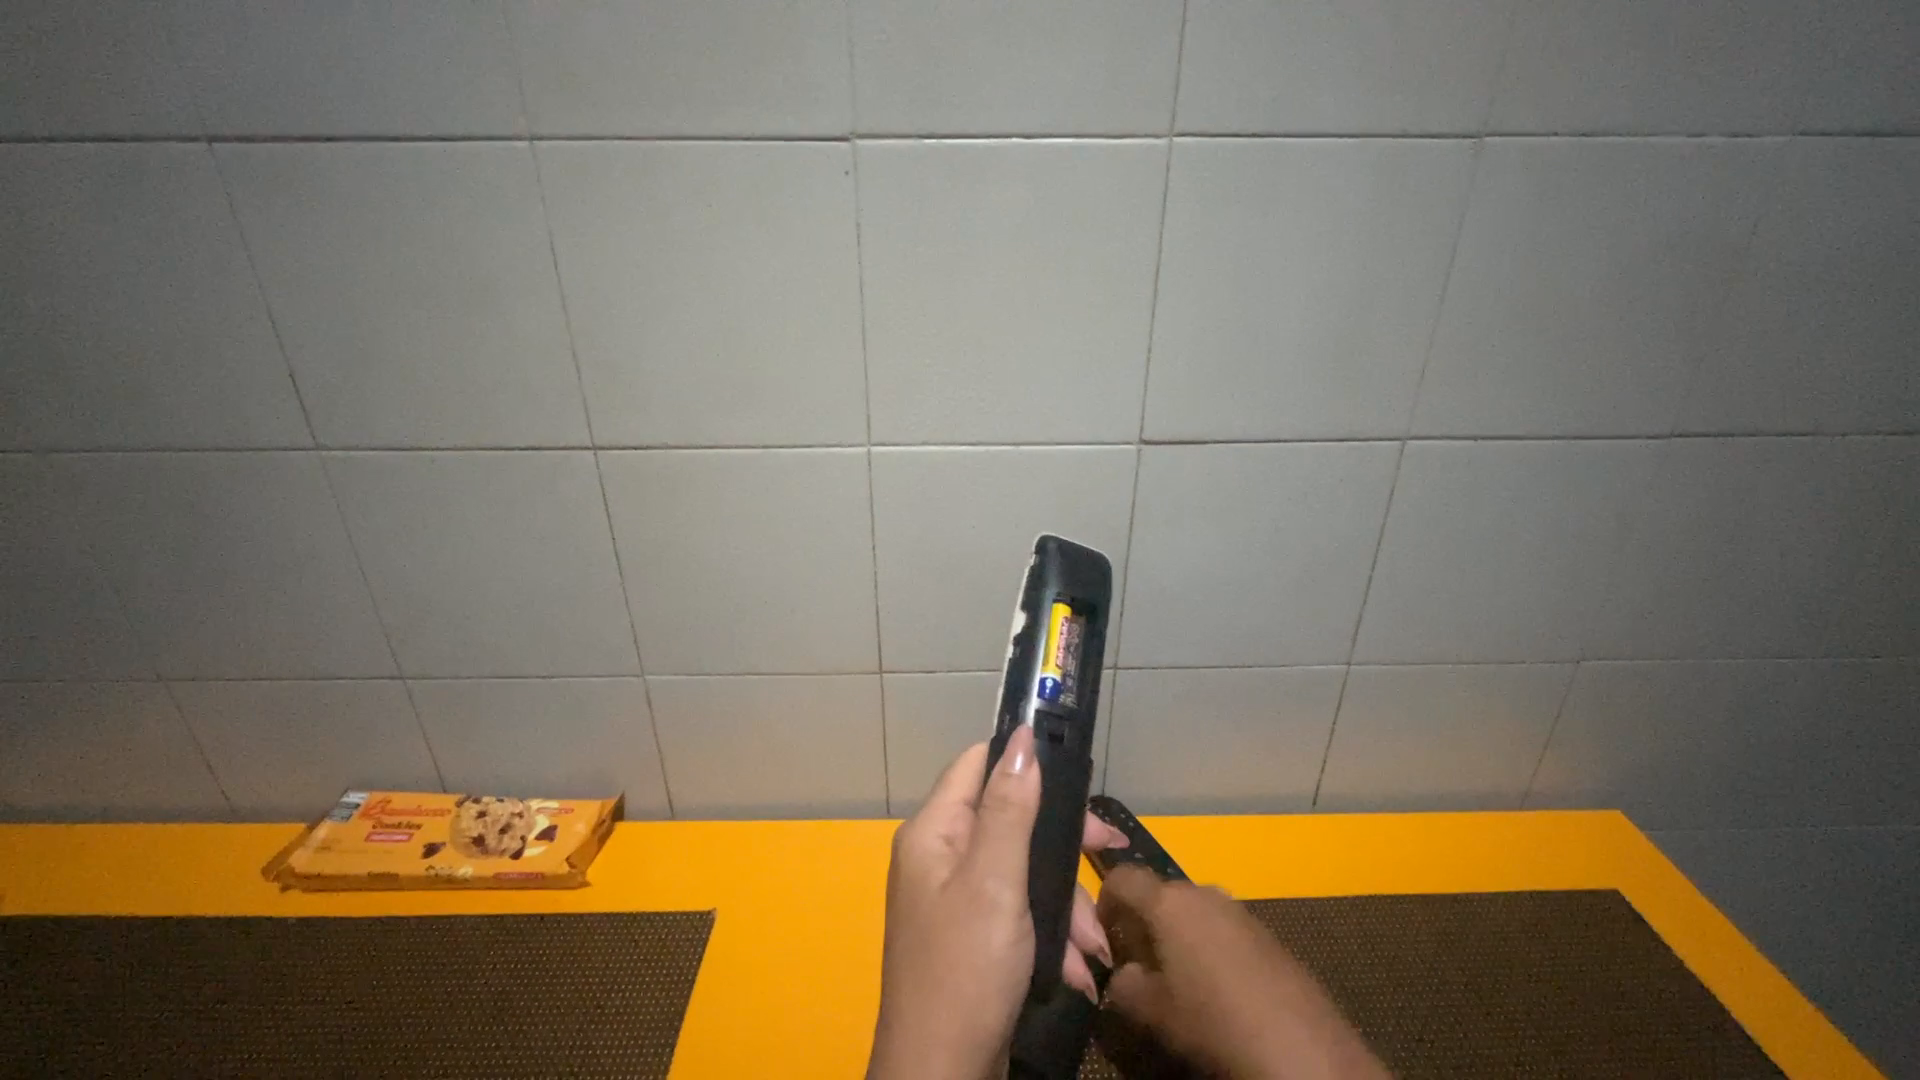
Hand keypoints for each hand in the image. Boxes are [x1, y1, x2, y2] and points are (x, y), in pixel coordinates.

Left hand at [867, 727, 1127, 1079]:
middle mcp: (941, 856)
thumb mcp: (994, 881)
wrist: (942, 1073)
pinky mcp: (975, 935)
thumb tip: (1022, 737)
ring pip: (1024, 870)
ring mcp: (957, 898)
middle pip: (1010, 819)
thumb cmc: (966, 967)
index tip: (1077, 778)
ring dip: (1065, 903)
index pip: (978, 765)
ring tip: (1092, 946)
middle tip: (1108, 851)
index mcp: (934, 832)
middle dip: (1062, 844)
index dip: (1024, 760)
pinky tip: (1076, 969)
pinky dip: (1051, 934)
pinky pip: (1020, 912)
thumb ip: (1009, 808)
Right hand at [1099, 866, 1390, 1079]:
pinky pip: (1222, 928)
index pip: (1121, 877)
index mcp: (1168, 901)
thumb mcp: (1152, 1012)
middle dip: (1142, 923)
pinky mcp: (1267, 933)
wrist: (1303, 1050)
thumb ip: (1123, 984)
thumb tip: (1123, 973)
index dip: (1103, 902)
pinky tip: (1217, 990)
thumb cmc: (1213, 1022)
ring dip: (1176, 936)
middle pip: (1158, 894)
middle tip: (1138, 966)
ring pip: (1191, 911)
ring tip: (1178, 981)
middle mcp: (1202, 892)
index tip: (1103, 938)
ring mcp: (1239, 910)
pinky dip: (1208, 947)